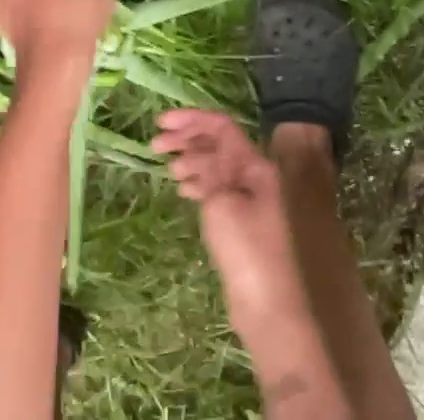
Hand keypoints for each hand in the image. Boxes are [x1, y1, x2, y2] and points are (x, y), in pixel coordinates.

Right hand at [151, 110, 304, 329]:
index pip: (221, 127)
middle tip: (156, 144)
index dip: (191, 120)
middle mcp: (255, 176)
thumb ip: (209, 173)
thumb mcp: (220, 203)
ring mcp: (250, 198)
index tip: (160, 123)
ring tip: (170, 170)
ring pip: (216, 166)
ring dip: (191, 160)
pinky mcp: (242, 220)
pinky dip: (199, 182)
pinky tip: (184, 189)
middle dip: (187, 138)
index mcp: (255, 166)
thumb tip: (199, 159)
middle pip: (218, 144)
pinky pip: (218, 188)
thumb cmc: (246, 250)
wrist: (267, 304)